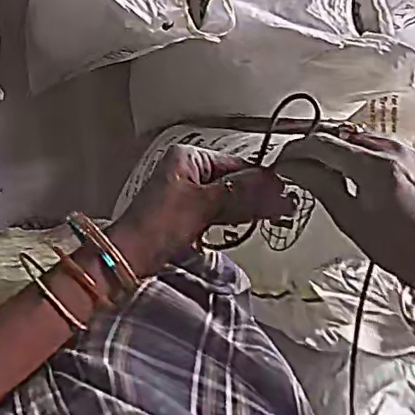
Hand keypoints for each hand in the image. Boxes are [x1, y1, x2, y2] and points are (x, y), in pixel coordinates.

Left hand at [113, 145, 295, 274]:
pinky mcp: (186, 214)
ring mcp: (186, 193)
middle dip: (257, 194)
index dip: (260, 179)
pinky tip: (250, 223)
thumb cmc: (157, 225)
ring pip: (227, 197)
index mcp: (187, 157)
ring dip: (249, 207)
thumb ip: (240, 193)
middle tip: (285, 207)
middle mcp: (187, 171)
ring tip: (275, 216)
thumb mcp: (203, 204)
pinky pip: (218, 212)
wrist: (129, 256)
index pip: (235, 163)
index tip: (284, 191)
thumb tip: (274, 185)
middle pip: (232, 180)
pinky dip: (234, 217)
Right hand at [275, 130, 414, 310]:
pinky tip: (340, 171)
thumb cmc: (402, 249)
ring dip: (329, 149)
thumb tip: (292, 167)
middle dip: (309, 148)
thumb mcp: (350, 218)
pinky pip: (369, 145)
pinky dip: (349, 152)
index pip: (321, 143)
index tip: (280, 163)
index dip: (294, 151)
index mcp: (375, 165)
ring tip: (312, 171)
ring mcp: (402, 151)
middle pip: (336, 134)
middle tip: (291, 167)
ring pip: (352, 137)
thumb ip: (319, 184)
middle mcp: (391, 150)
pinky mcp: (408, 158)